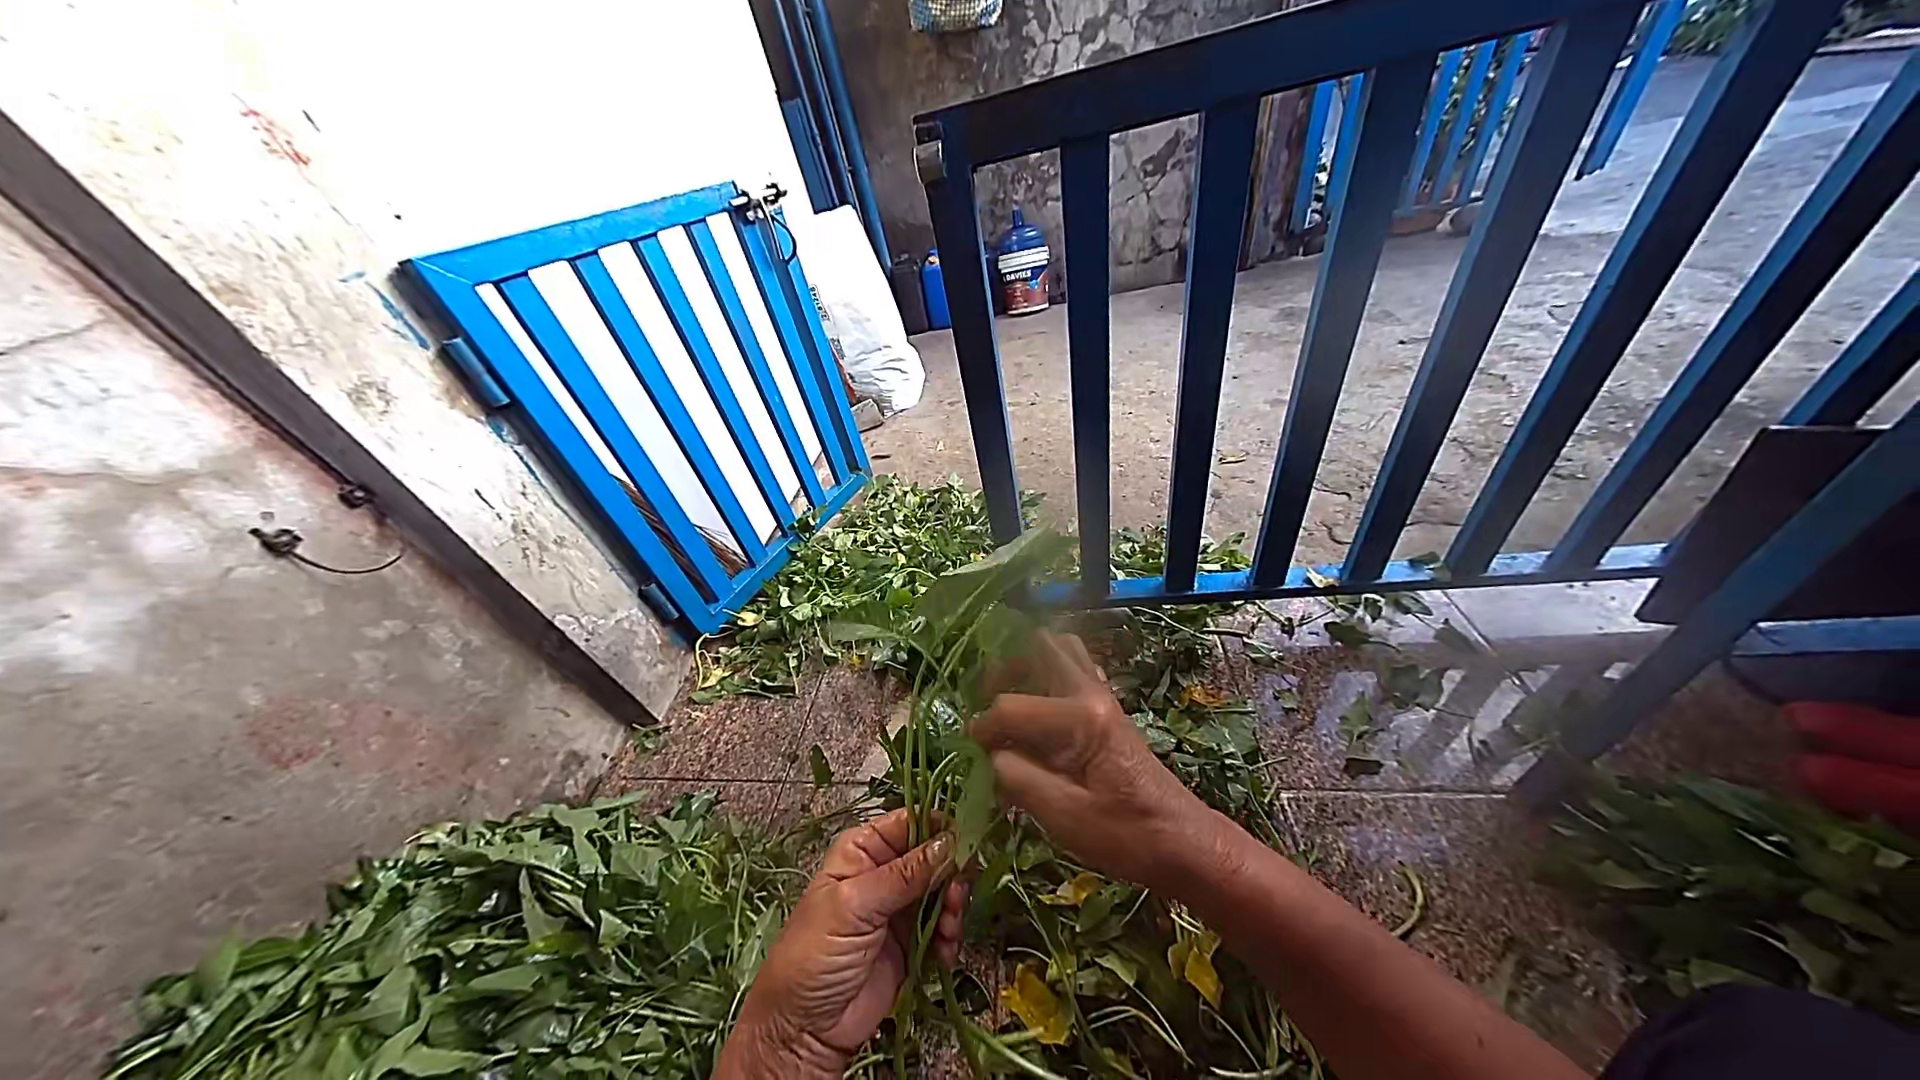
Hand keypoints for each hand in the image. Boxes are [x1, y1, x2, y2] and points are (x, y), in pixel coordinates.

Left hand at [715, 809, 968, 1078]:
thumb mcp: (856, 905)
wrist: (806, 1029)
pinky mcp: (914, 941)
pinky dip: (950, 936)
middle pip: (934, 856)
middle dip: (951, 872)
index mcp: (864, 849)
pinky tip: (943, 950)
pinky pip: (944, 926)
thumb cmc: (815, 953)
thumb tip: (949, 842)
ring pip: (944, 890)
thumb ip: (905, 874)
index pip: (910, 822)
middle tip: (958, 892)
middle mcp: (886, 871)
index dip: (940, 827)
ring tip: (948, 927)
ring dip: (954, 907)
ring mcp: (901, 907)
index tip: (966, 839)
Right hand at [972, 630, 1223, 891]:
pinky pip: (1075, 669)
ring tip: (1005, 696)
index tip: (973, 752)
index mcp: (1081, 718)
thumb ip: (1018, 778)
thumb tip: (990, 753)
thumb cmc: (1127, 835)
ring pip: (1060, 650)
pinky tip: (1037, 703)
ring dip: (1028, 663)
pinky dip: (1049, 673)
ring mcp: (1102, 696)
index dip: (984, 728)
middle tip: (984, 699)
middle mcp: (1091, 694)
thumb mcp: (1064, 816)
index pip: (1011, 707)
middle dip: (1004, 668)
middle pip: (1039, 649)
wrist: (1184, 842)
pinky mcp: (1107, 708)